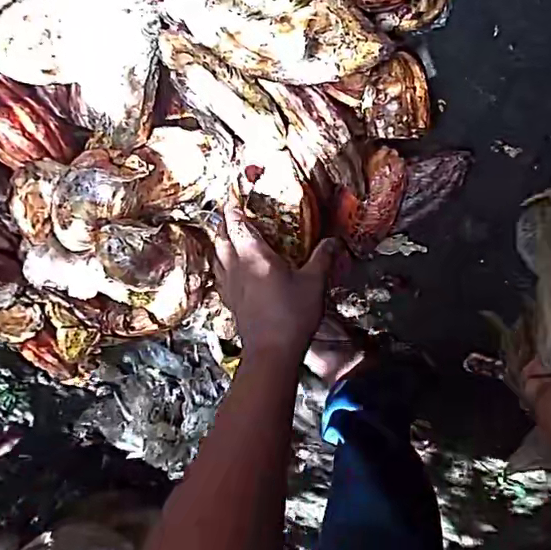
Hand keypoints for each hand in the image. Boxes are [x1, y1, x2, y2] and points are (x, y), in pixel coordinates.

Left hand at [209, 197, 337, 359]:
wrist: (271, 352)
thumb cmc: (292, 314)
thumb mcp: (314, 283)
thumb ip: (322, 258)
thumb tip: (333, 240)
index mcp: (254, 255)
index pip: (238, 225)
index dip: (234, 209)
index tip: (232, 197)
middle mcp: (237, 267)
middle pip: (222, 239)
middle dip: (224, 224)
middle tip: (229, 214)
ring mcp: (230, 287)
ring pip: (217, 258)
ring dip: (219, 244)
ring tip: (224, 238)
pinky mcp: (230, 303)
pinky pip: (220, 277)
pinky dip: (221, 267)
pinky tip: (228, 271)